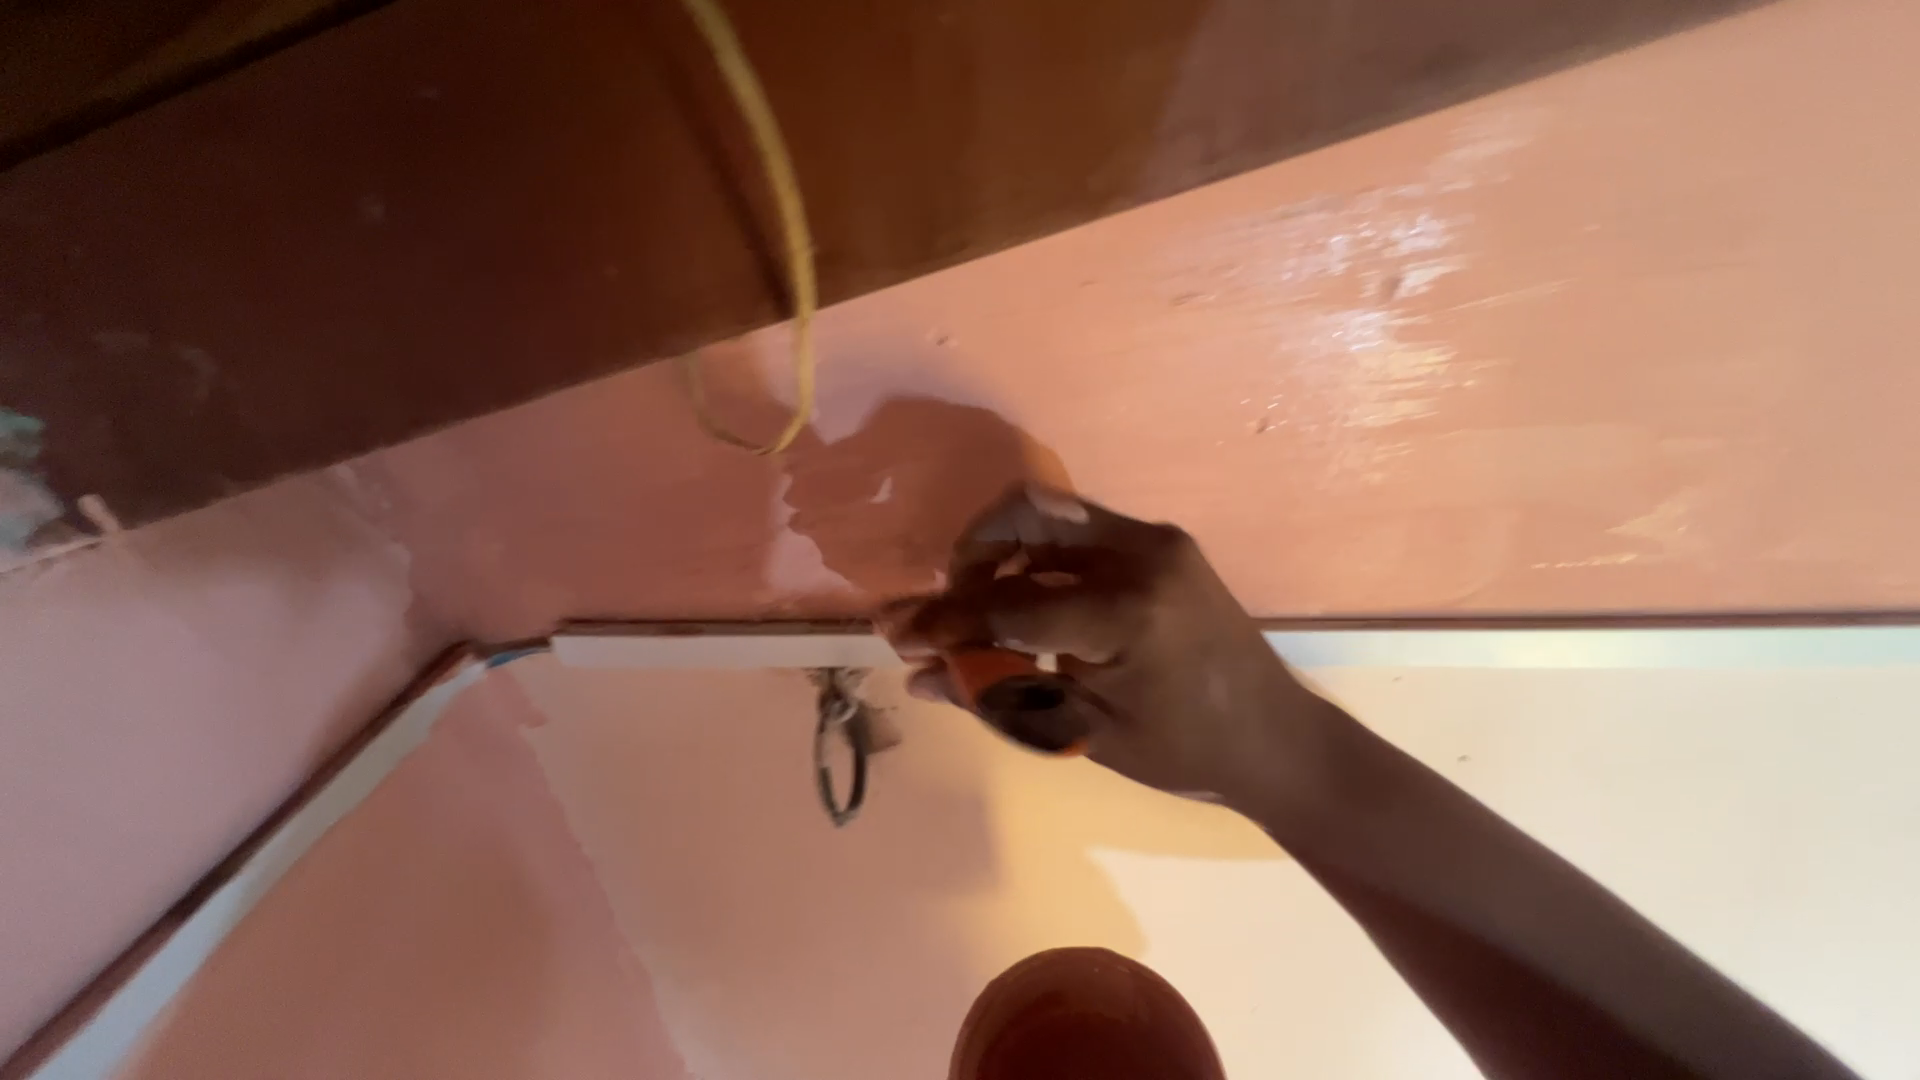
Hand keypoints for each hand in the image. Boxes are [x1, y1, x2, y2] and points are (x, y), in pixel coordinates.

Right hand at [879, 485, 1344, 809]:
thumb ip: (997, 695)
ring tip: (982, 604)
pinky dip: (1038, 556)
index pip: (1009, 603)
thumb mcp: (1083, 732)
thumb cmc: (1184, 752)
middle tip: (950, 605)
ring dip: (1002, 550)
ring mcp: (1157, 539)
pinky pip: (1080, 529)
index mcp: (1126, 613)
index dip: (947, 620)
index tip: (903, 634)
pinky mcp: (1162, 541)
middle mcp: (1142, 554)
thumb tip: (918, 677)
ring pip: (1050, 512)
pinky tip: (1029, 601)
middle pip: (1026, 514)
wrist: (1278, 738)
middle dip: (970, 555)